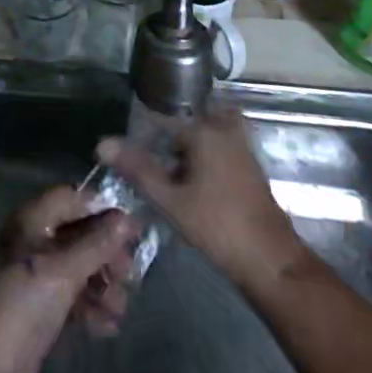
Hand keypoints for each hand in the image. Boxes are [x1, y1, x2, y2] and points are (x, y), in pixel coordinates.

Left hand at [0, 186, 140, 372]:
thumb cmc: (22, 305)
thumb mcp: (61, 270)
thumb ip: (95, 243)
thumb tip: (127, 216)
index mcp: (33, 219)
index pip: (73, 197)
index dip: (101, 210)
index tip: (131, 232)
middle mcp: (36, 239)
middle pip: (81, 233)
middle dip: (107, 255)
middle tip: (128, 277)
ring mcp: (39, 274)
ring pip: (82, 267)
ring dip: (104, 286)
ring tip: (116, 311)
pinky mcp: (43, 306)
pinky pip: (75, 296)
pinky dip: (92, 307)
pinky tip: (105, 327)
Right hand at [97, 106, 309, 292]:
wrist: (269, 259)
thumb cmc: (217, 226)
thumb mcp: (170, 199)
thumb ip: (137, 168)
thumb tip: (102, 143)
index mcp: (205, 129)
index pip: (163, 113)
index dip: (142, 127)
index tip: (127, 144)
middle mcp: (224, 126)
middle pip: (187, 114)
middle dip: (167, 127)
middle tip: (146, 146)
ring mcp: (240, 143)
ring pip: (206, 126)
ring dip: (187, 137)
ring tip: (165, 158)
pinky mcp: (248, 160)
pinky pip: (219, 139)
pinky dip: (203, 147)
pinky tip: (187, 172)